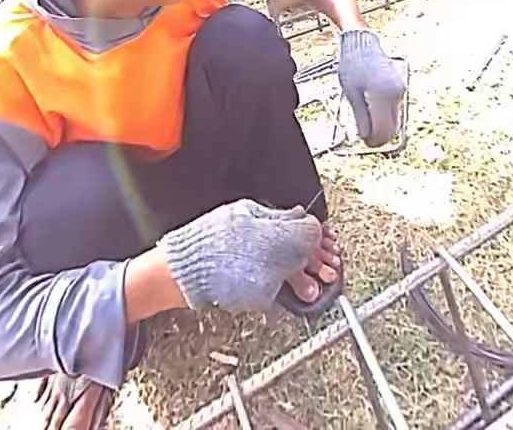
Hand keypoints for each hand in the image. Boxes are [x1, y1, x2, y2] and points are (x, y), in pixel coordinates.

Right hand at [157, 200, 320, 311]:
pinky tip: (289, 285)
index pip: (309, 231)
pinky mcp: (258, 300)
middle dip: (317, 257)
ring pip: (296, 275)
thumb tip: (297, 214)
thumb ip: (276, 215)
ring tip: (315, 285)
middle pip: (307, 256)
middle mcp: (275, 258)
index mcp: (274, 233)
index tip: (316, 233)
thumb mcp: (246, 211)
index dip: (315, 232)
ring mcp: (268, 281)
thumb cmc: (212, 235)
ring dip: (307, 277)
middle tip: (327, 262)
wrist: (184, 269)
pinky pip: (277, 289)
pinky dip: (283, 286)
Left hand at [337, 30, 403, 145]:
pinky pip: (395, 108)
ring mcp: (400, 89)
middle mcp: (396, 94)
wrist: (361, 44)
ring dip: (383, 125)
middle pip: (392, 127)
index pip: (383, 131)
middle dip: (380, 136)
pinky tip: (374, 111)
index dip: (374, 141)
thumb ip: (361, 118)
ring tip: (367, 123)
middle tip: (366, 137)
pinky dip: (386, 114)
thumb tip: (367, 136)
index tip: (364, 142)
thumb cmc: (353, 65)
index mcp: (383, 97)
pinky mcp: (399, 86)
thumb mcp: (352, 94)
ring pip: (395, 118)